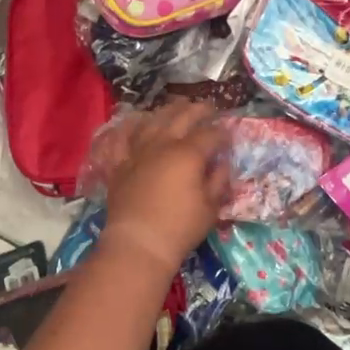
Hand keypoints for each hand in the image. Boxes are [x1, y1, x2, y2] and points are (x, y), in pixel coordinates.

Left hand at [94, 102, 229, 273]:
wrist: (137, 244)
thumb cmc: (180, 227)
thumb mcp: (210, 207)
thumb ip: (218, 181)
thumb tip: (222, 164)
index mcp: (189, 154)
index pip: (210, 134)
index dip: (223, 133)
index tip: (229, 136)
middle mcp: (163, 144)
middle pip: (183, 117)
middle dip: (199, 110)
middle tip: (209, 108)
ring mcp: (138, 151)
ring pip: (153, 121)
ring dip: (168, 110)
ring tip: (178, 105)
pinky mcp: (120, 164)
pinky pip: (122, 138)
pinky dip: (129, 127)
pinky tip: (134, 120)